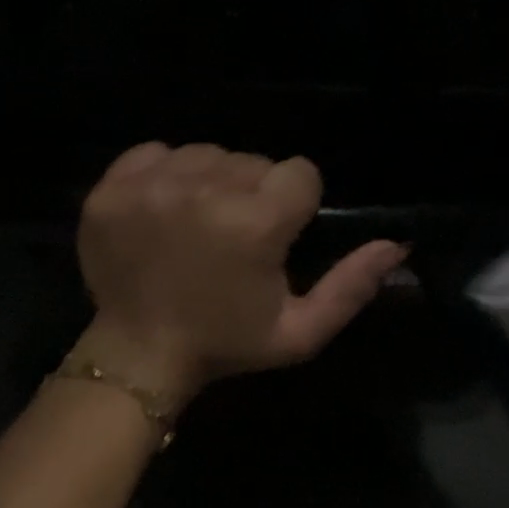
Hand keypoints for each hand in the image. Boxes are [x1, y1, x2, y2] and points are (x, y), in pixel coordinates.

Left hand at [75, 142, 407, 400]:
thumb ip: (350, 287)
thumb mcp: (298, 333)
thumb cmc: (226, 344)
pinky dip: (166, 176)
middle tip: (234, 240)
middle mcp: (204, 192)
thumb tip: (396, 244)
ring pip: (206, 153)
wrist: (141, 354)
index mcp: (255, 225)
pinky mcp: (112, 188)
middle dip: (253, 194)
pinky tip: (164, 214)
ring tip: (198, 226)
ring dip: (210, 183)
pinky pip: (156, 153)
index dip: (294, 206)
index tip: (276, 237)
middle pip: (252, 161)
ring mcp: (152, 186)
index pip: (300, 173)